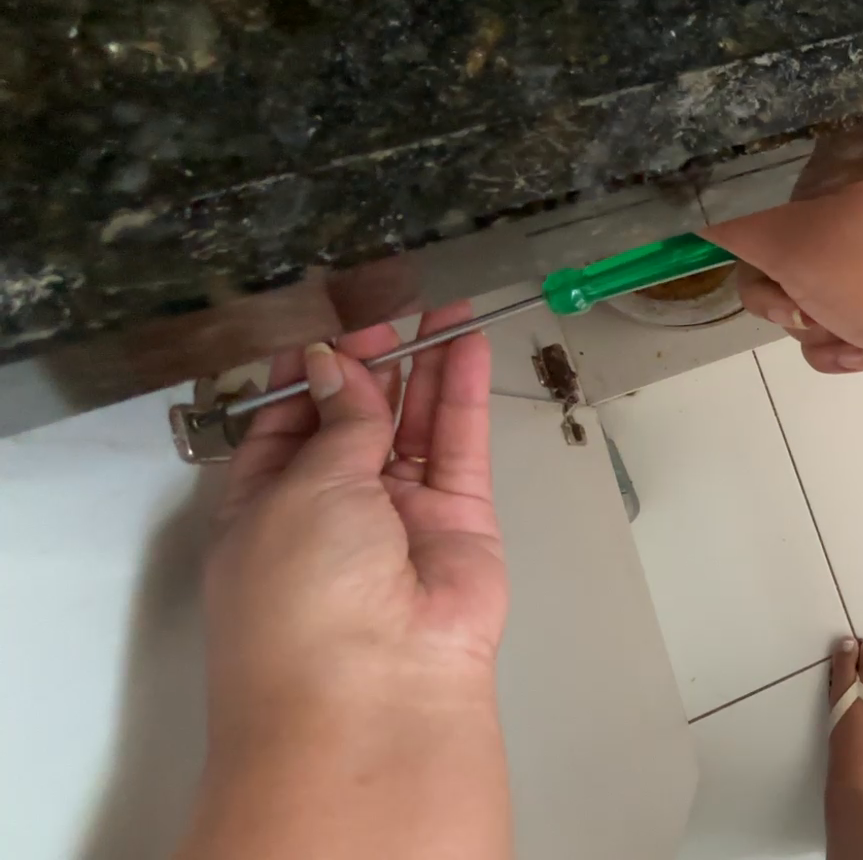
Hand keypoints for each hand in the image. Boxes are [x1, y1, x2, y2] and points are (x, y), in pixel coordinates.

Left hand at [202, 302, 503, 747]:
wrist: (379, 676)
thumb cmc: (303, 588)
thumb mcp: (303, 491)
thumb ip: (339, 421)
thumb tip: (333, 361)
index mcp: (267, 501)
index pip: (288, 421)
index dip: (311, 373)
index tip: (338, 329)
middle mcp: (336, 501)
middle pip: (359, 416)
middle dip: (376, 362)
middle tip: (401, 312)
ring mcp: (403, 504)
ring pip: (417, 422)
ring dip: (428, 366)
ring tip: (448, 312)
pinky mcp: (462, 508)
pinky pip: (461, 440)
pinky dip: (464, 393)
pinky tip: (470, 348)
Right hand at [705, 176, 862, 404]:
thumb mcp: (789, 242)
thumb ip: (730, 218)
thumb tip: (681, 190)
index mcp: (831, 179)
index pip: (756, 188)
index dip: (739, 227)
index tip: (737, 250)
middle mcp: (848, 216)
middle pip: (766, 254)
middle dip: (778, 293)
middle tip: (803, 301)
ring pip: (793, 298)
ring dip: (809, 326)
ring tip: (846, 330)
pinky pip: (825, 330)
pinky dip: (835, 348)